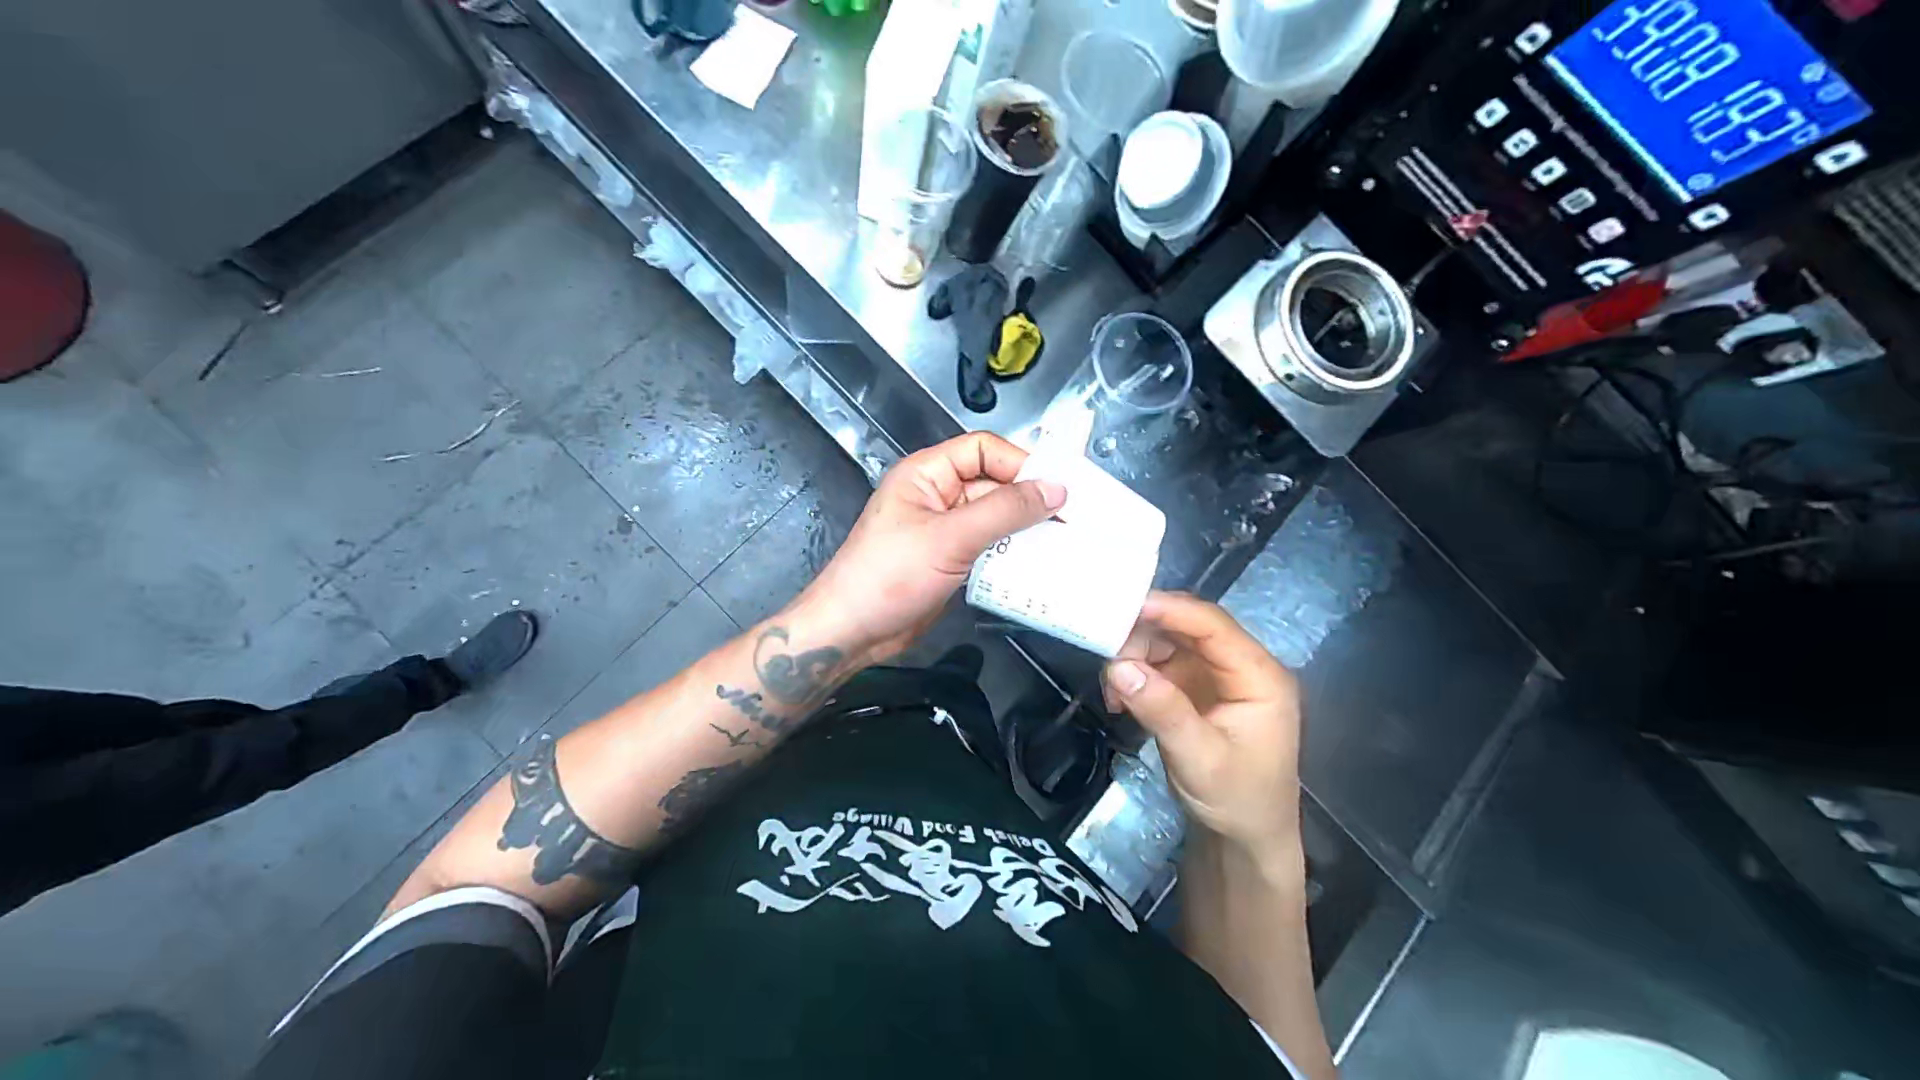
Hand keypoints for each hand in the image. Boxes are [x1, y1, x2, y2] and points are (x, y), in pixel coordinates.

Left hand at [793, 432, 1064, 665]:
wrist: (853, 632)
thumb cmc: (887, 577)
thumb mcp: (950, 538)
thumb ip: (1005, 511)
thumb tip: (1054, 489)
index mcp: (927, 474)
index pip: (983, 449)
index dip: (1020, 463)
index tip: (1056, 486)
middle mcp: (937, 495)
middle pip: (994, 484)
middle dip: (1030, 500)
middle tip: (1072, 517)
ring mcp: (944, 529)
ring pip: (996, 518)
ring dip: (1025, 530)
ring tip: (1063, 542)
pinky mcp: (951, 560)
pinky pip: (989, 547)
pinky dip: (1012, 553)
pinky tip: (1038, 564)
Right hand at [1104, 591, 1303, 863]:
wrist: (1246, 839)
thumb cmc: (1237, 800)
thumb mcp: (1199, 759)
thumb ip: (1162, 710)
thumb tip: (1118, 665)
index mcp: (1259, 676)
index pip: (1214, 627)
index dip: (1172, 610)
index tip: (1127, 605)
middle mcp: (1238, 666)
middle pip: (1187, 628)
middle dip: (1144, 632)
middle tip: (1104, 646)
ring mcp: (1215, 676)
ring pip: (1168, 643)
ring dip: (1135, 654)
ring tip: (1111, 685)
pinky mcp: (1194, 688)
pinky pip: (1159, 664)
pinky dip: (1135, 673)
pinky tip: (1118, 698)